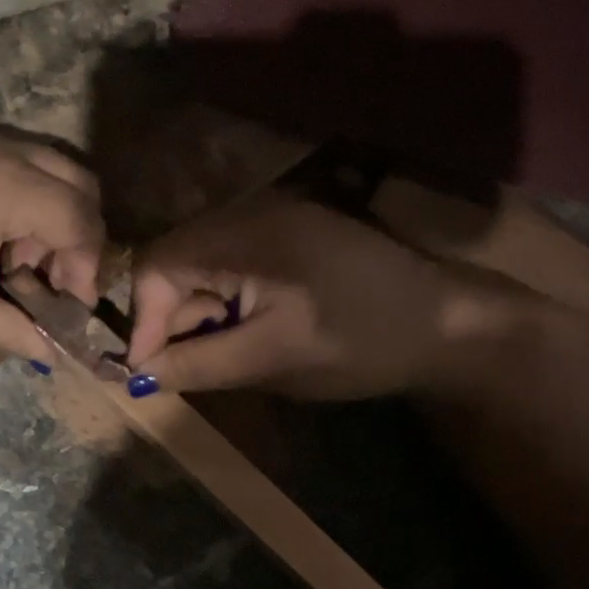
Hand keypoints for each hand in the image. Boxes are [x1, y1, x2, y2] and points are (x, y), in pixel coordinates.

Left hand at [0, 132, 104, 363]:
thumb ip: (15, 330)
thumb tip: (52, 351)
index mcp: (11, 189)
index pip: (82, 220)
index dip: (89, 267)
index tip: (72, 305)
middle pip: (74, 180)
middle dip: (76, 232)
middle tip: (51, 278)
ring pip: (38, 166)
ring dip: (44, 212)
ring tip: (11, 263)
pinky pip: (0, 160)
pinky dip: (12, 195)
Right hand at [126, 189, 529, 399]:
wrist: (452, 326)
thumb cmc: (359, 342)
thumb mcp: (271, 360)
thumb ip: (197, 364)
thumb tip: (136, 375)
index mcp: (245, 235)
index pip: (155, 265)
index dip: (143, 319)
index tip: (150, 369)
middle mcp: (252, 213)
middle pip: (175, 261)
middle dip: (170, 318)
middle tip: (186, 365)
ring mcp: (274, 221)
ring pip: (201, 266)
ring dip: (197, 312)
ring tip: (222, 352)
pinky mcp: (291, 235)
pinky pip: (231, 265)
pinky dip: (224, 301)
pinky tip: (247, 331)